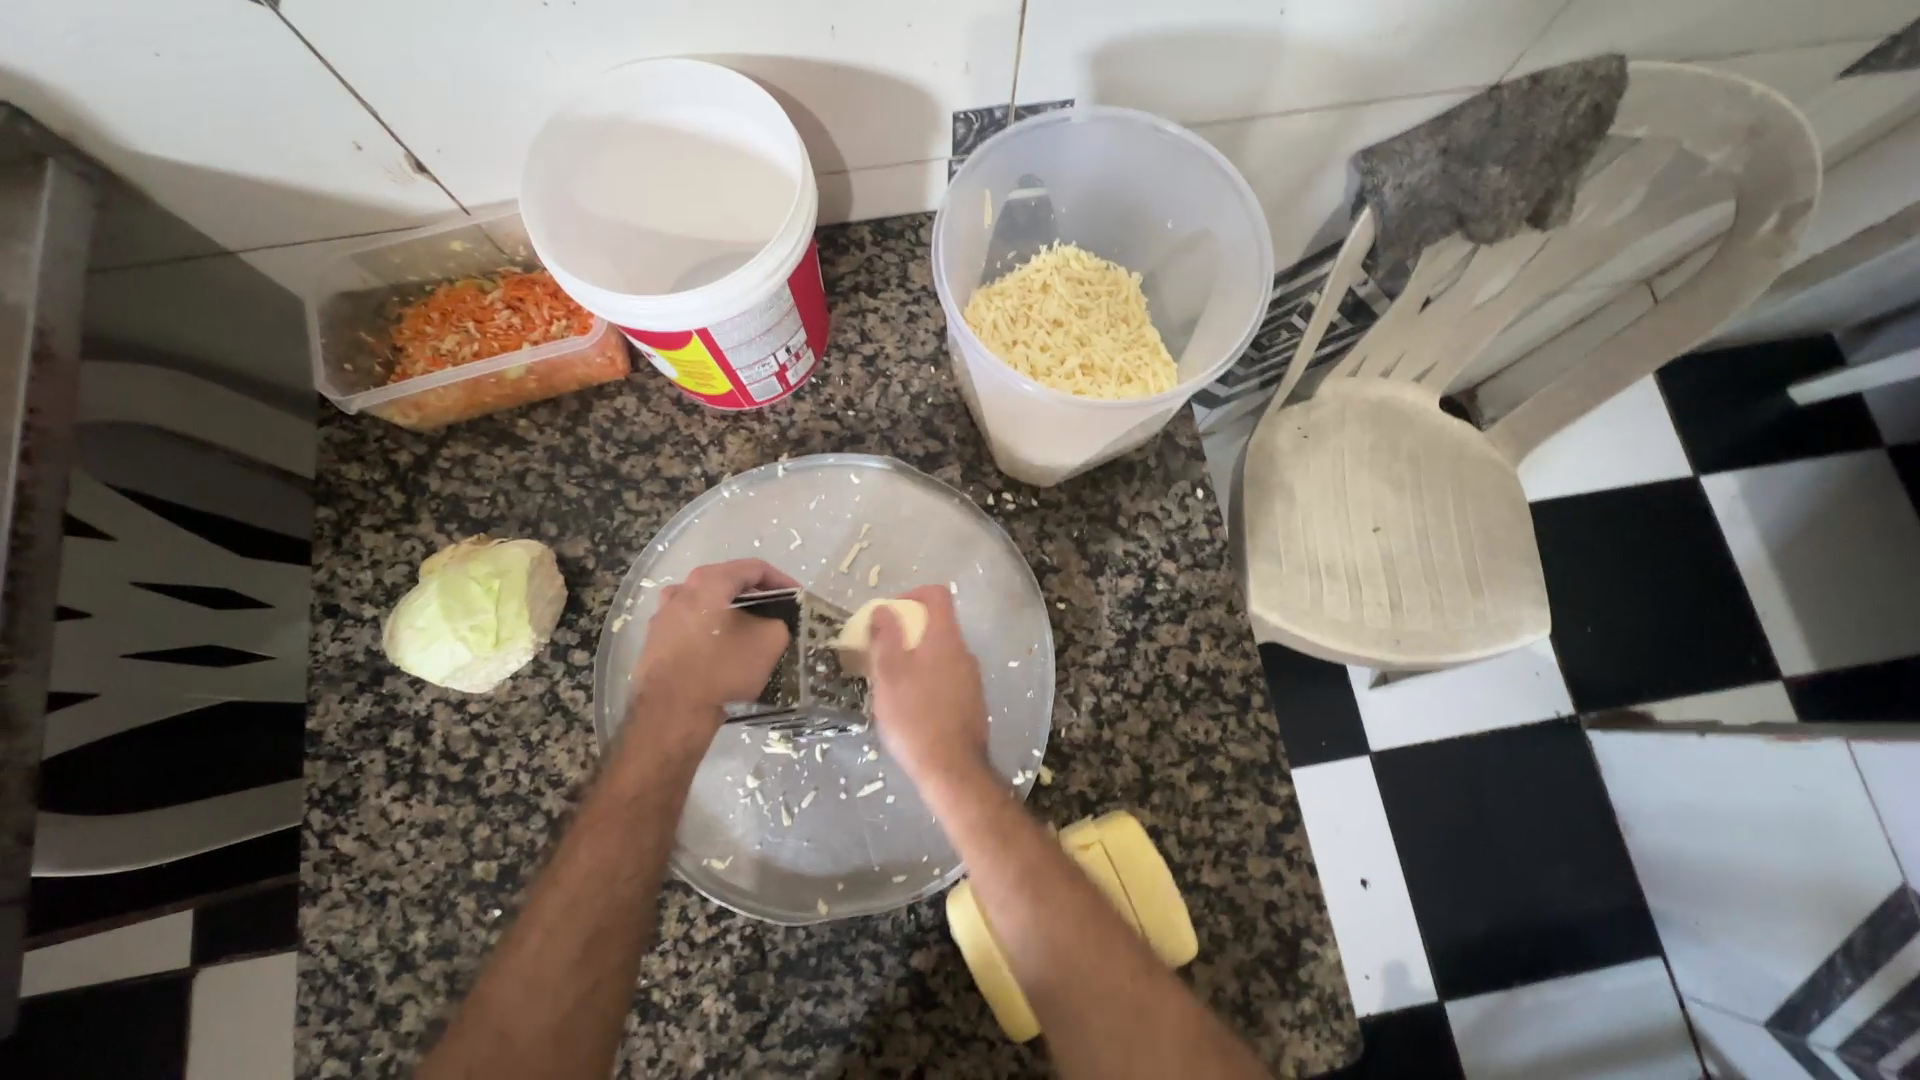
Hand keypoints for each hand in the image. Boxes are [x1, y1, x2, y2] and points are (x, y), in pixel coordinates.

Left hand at [631, 559, 796, 734]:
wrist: (672, 711)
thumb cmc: (723, 667)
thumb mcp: (770, 641)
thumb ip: (778, 621)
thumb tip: (771, 623)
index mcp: (709, 581)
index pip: (754, 568)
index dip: (782, 580)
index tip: (797, 597)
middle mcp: (681, 591)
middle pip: (726, 584)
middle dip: (755, 597)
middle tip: (776, 612)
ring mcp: (663, 616)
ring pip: (706, 606)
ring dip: (730, 615)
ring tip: (749, 632)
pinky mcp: (655, 642)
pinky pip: (691, 628)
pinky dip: (711, 633)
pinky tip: (723, 653)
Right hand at [865, 586, 990, 789]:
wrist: (952, 769)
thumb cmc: (915, 718)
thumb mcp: (889, 675)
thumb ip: (886, 638)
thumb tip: (884, 608)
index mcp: (946, 639)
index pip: (937, 595)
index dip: (911, 595)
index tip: (889, 615)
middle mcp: (965, 653)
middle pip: (938, 625)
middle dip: (908, 632)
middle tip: (882, 654)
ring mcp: (972, 678)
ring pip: (942, 654)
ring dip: (917, 659)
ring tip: (892, 684)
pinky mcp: (972, 702)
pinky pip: (948, 677)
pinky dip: (928, 679)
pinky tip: (911, 707)